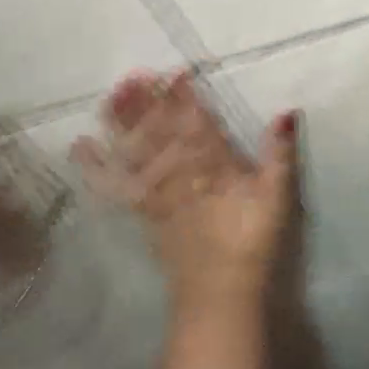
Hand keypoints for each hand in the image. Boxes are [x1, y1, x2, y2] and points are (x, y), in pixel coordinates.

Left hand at [70, 69, 297, 303]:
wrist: (219, 295)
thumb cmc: (252, 242)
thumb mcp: (277, 196)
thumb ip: (279, 153)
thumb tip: (285, 112)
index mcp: (215, 167)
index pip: (197, 124)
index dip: (185, 97)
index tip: (176, 72)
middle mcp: (181, 176)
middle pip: (161, 134)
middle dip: (148, 104)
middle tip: (134, 75)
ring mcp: (158, 195)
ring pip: (138, 153)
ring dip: (123, 124)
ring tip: (110, 96)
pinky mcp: (144, 214)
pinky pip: (117, 186)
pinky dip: (98, 166)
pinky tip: (83, 146)